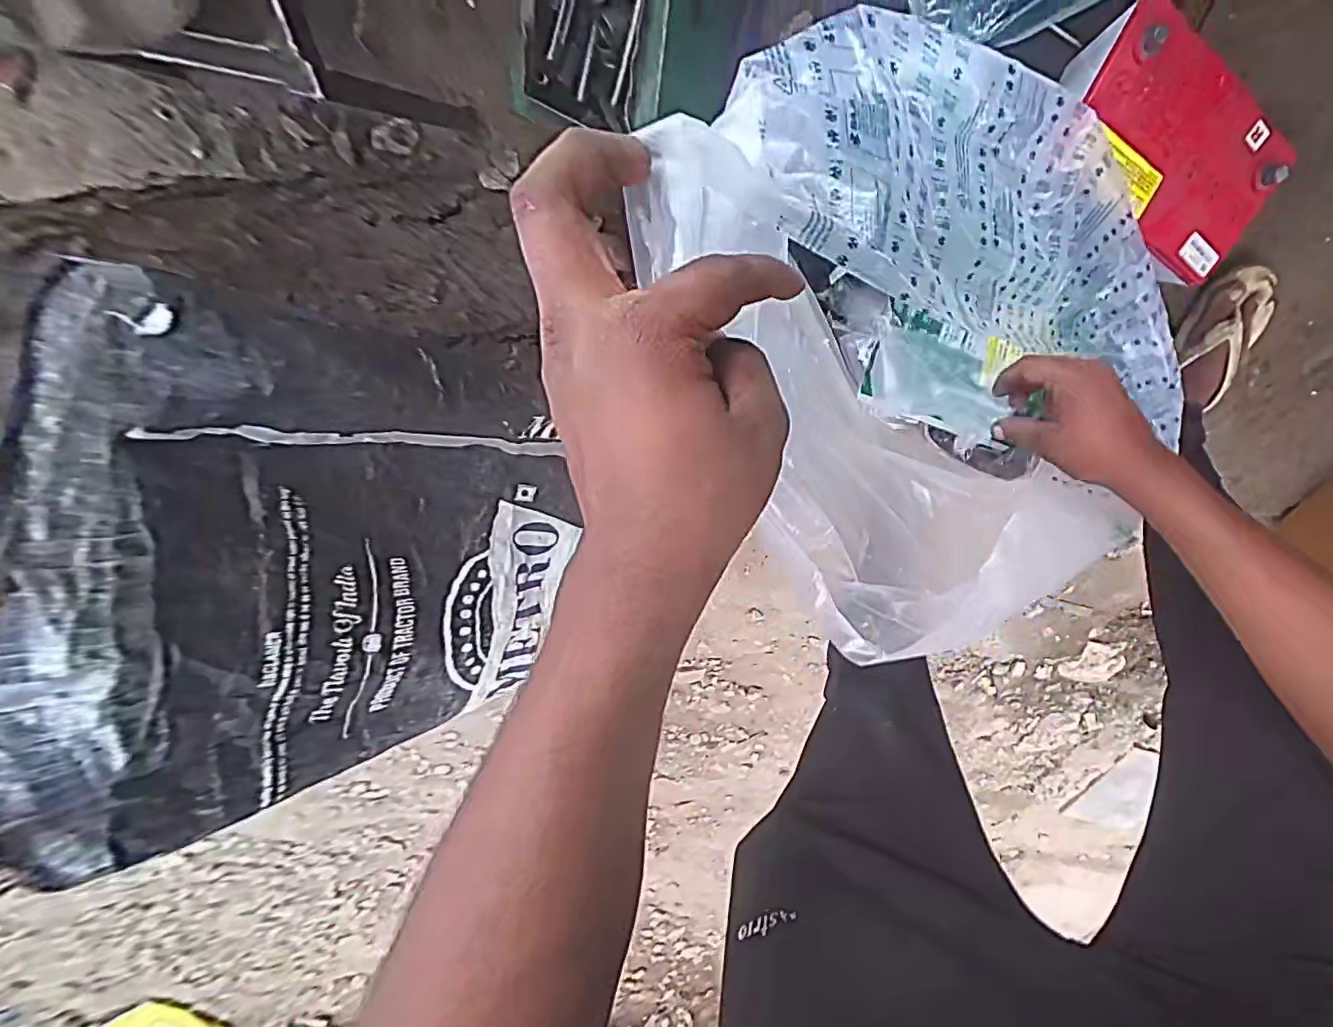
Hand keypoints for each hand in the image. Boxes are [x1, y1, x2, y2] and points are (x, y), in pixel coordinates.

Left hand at [510, 129, 804, 597]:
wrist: (644, 560)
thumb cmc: (706, 500)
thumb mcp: (760, 426)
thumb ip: (747, 362)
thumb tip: (722, 345)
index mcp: (640, 336)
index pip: (710, 280)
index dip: (759, 274)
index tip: (786, 285)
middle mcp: (585, 331)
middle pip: (546, 210)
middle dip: (585, 162)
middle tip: (637, 160)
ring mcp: (564, 356)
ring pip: (555, 256)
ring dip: (594, 224)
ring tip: (647, 223)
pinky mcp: (568, 382)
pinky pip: (581, 306)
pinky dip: (612, 284)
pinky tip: (656, 307)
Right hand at [994, 354, 1170, 495]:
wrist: (1137, 464)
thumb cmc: (1092, 451)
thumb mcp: (1049, 443)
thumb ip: (1020, 430)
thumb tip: (999, 427)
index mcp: (1071, 375)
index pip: (1029, 366)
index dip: (1008, 379)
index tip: (996, 396)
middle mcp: (1087, 367)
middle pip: (1046, 366)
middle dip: (1024, 384)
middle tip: (1013, 407)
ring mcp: (1102, 376)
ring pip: (1061, 373)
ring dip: (1042, 389)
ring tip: (1032, 414)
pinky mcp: (1110, 387)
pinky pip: (1077, 381)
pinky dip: (1059, 392)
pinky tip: (1054, 415)